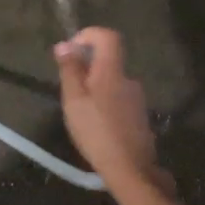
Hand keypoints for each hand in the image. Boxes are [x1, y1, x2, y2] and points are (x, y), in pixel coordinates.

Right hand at [54, 28, 180, 204]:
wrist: (130, 168)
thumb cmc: (96, 131)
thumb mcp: (74, 100)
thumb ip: (70, 70)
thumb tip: (65, 44)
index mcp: (112, 72)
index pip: (107, 37)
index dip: (88, 35)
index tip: (71, 51)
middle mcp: (128, 80)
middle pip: (108, 61)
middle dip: (86, 68)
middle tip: (69, 92)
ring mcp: (137, 98)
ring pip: (112, 82)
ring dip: (94, 89)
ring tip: (80, 113)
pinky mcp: (139, 115)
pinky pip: (118, 99)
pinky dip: (104, 104)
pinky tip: (95, 126)